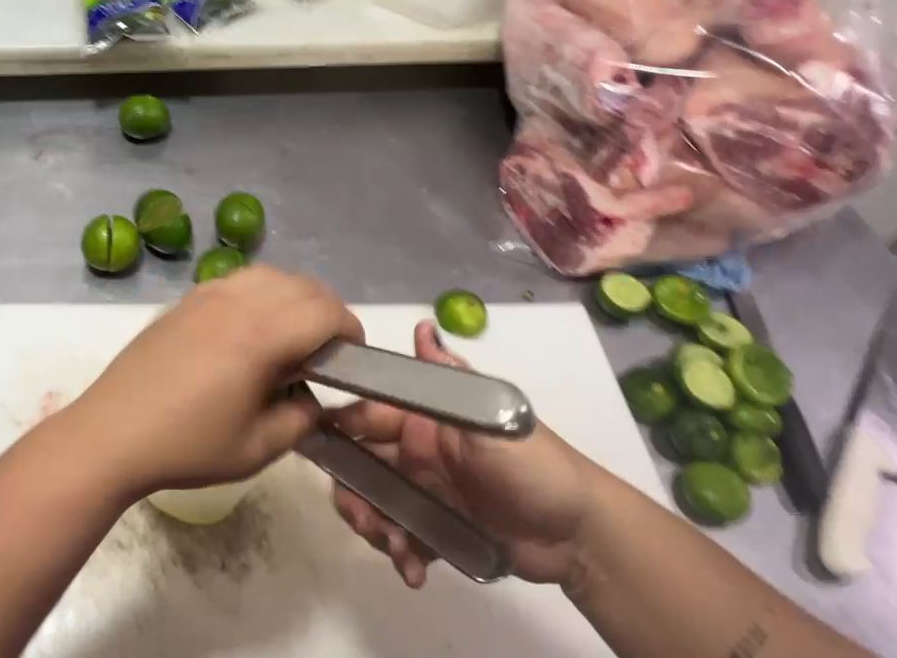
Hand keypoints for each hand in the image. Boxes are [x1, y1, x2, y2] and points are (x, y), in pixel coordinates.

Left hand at [63, 265, 363, 497]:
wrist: (112, 432)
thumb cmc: (188, 445)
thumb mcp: (258, 448)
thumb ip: (302, 418)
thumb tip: (318, 398)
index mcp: (260, 336)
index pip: (325, 311)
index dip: (351, 330)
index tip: (354, 358)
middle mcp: (237, 301)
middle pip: (303, 286)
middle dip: (327, 312)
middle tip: (328, 352)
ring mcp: (208, 294)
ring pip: (271, 274)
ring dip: (295, 296)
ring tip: (293, 336)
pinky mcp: (187, 299)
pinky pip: (239, 279)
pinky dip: (262, 292)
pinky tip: (252, 328)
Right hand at [331, 320, 597, 589]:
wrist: (579, 533)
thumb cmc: (532, 466)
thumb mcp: (489, 418)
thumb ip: (448, 380)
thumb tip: (422, 326)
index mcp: (423, 418)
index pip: (366, 415)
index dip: (339, 430)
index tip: (317, 450)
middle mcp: (416, 450)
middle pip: (359, 463)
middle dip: (353, 491)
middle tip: (368, 520)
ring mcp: (424, 492)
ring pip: (374, 502)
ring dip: (374, 526)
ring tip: (396, 549)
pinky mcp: (436, 529)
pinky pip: (401, 538)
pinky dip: (400, 554)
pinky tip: (413, 570)